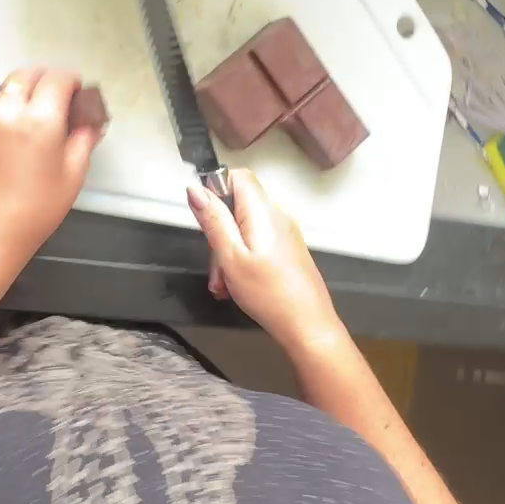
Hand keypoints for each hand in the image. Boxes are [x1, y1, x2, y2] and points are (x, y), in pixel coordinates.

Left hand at [0, 67, 101, 267]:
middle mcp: (7, 111)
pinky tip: (3, 132)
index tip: (76, 91)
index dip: (71, 81)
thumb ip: (83, 141)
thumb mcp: (72, 178)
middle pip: (26, 74)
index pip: (58, 79)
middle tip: (54, 97)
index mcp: (40, 120)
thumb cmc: (35, 212)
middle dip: (44, 80)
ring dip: (17, 93)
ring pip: (1, 89)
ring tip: (26, 114)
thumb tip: (91, 123)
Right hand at [187, 169, 343, 351]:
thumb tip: (195, 189)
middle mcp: (277, 217)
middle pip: (238, 207)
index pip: (238, 176)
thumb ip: (214, 221)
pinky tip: (237, 286)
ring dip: (227, 254)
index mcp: (263, 212)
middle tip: (215, 267)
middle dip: (218, 233)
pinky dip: (242, 261)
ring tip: (224, 285)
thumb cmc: (269, 294)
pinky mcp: (287, 250)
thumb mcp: (231, 258)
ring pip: (244, 230)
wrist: (308, 326)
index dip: (216, 189)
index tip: (205, 218)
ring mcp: (284, 234)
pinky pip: (256, 245)